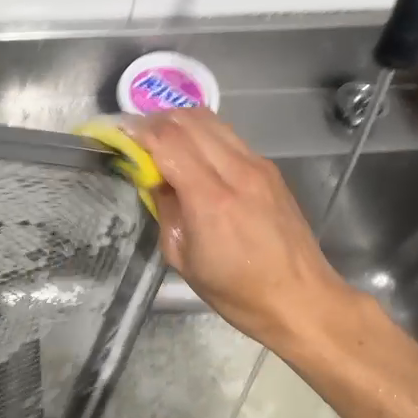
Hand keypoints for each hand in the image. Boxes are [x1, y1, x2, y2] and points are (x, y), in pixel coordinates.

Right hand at [128, 109, 371, 352]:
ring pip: (210, 119)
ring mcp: (257, 165)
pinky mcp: (269, 168)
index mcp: (210, 199)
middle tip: (134, 137)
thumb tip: (154, 179)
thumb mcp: (182, 259)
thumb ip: (165, 210)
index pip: (167, 141)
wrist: (301, 298)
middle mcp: (236, 171)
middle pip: (187, 119)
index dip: (136, 131)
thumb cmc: (237, 292)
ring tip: (160, 141)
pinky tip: (191, 155)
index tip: (116, 134)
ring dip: (178, 123)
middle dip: (153, 121)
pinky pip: (227, 135)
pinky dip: (201, 134)